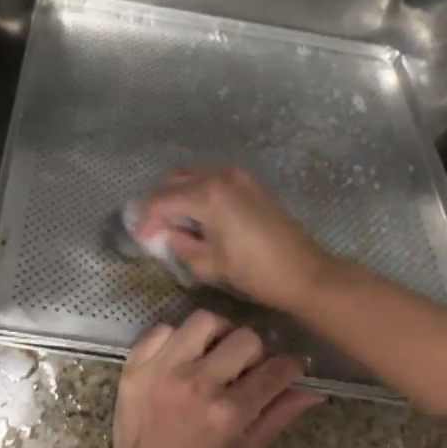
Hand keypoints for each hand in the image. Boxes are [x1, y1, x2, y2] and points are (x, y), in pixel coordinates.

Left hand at [100, 311, 322, 447]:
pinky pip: (163, 328)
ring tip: (215, 351)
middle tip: (248, 364)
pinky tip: (182, 355)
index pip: (274, 370)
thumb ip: (277, 417)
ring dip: (218, 333)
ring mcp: (162, 370)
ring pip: (204, 320)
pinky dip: (177, 337)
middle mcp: (197, 384)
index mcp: (228, 413)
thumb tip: (313, 391)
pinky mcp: (136, 364)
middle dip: (256, 349)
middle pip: (244, 337)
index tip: (288, 367)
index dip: (289, 365)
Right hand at [133, 168, 351, 309]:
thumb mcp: (209, 265)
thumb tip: (165, 235)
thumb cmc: (255, 273)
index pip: (161, 200)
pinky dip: (196, 190)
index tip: (141, 238)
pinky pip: (211, 177)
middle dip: (158, 202)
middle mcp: (219, 176)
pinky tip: (198, 214)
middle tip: (154, 228)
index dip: (146, 219)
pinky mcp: (248, 181)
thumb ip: (179, 245)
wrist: (305, 272)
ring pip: (192, 175)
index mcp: (208, 196)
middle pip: (173, 180)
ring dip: (177, 193)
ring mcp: (236, 175)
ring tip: (174, 221)